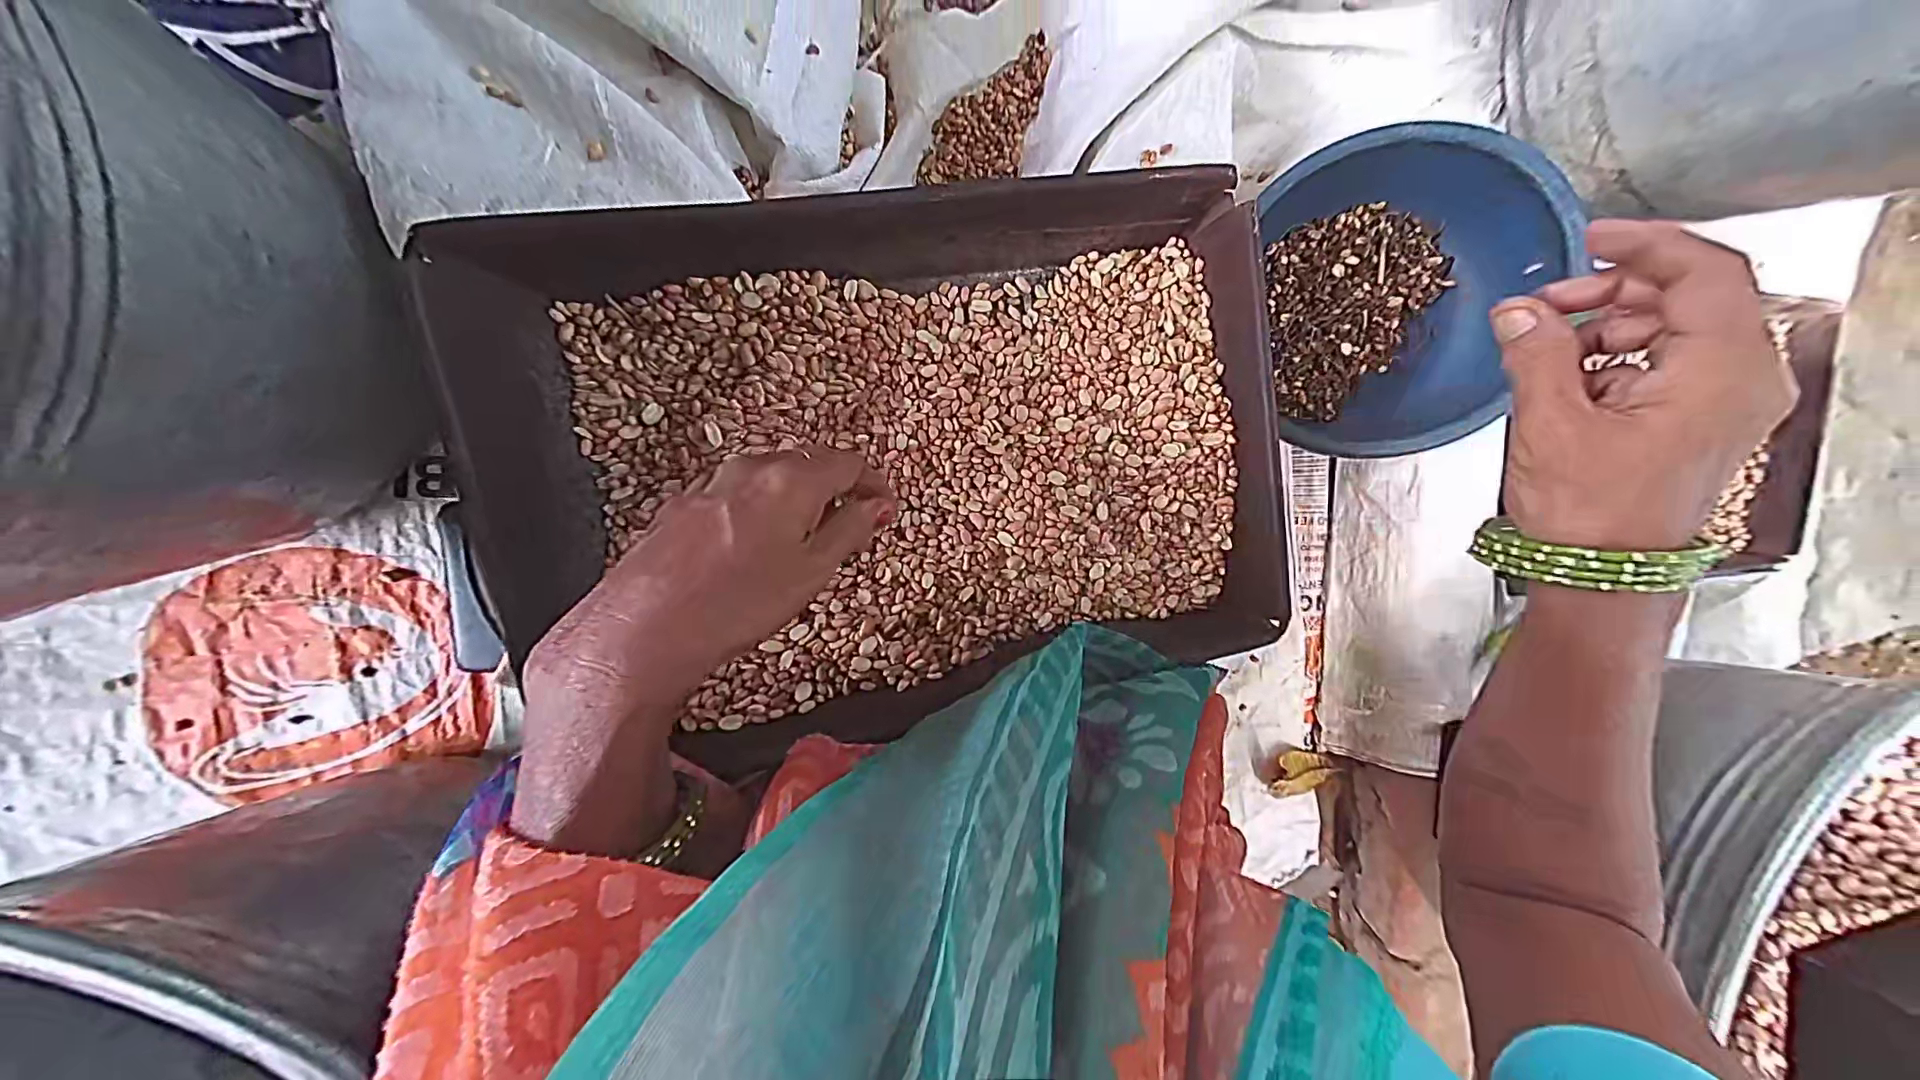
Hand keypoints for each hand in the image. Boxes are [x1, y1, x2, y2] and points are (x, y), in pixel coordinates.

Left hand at [523, 447, 895, 718]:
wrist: (644, 629)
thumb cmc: (735, 604)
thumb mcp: (812, 571)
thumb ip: (850, 529)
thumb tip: (876, 505)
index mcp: (790, 479)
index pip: (848, 463)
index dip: (874, 485)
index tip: (884, 508)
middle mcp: (750, 469)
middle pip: (809, 464)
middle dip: (837, 490)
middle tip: (853, 527)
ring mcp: (711, 483)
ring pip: (771, 477)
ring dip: (798, 499)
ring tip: (804, 542)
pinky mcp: (683, 504)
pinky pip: (736, 493)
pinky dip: (760, 507)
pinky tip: (755, 545)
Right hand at [1490, 220, 1796, 551]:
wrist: (1603, 573)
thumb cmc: (1587, 508)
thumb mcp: (1550, 424)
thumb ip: (1536, 355)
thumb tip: (1515, 310)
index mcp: (1722, 370)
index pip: (1704, 273)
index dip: (1644, 245)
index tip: (1588, 237)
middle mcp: (1743, 377)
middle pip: (1687, 299)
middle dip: (1610, 293)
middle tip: (1541, 307)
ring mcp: (1725, 400)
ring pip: (1672, 331)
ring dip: (1605, 328)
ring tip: (1543, 350)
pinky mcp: (1699, 420)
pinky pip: (1663, 365)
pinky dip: (1613, 359)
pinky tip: (1565, 379)